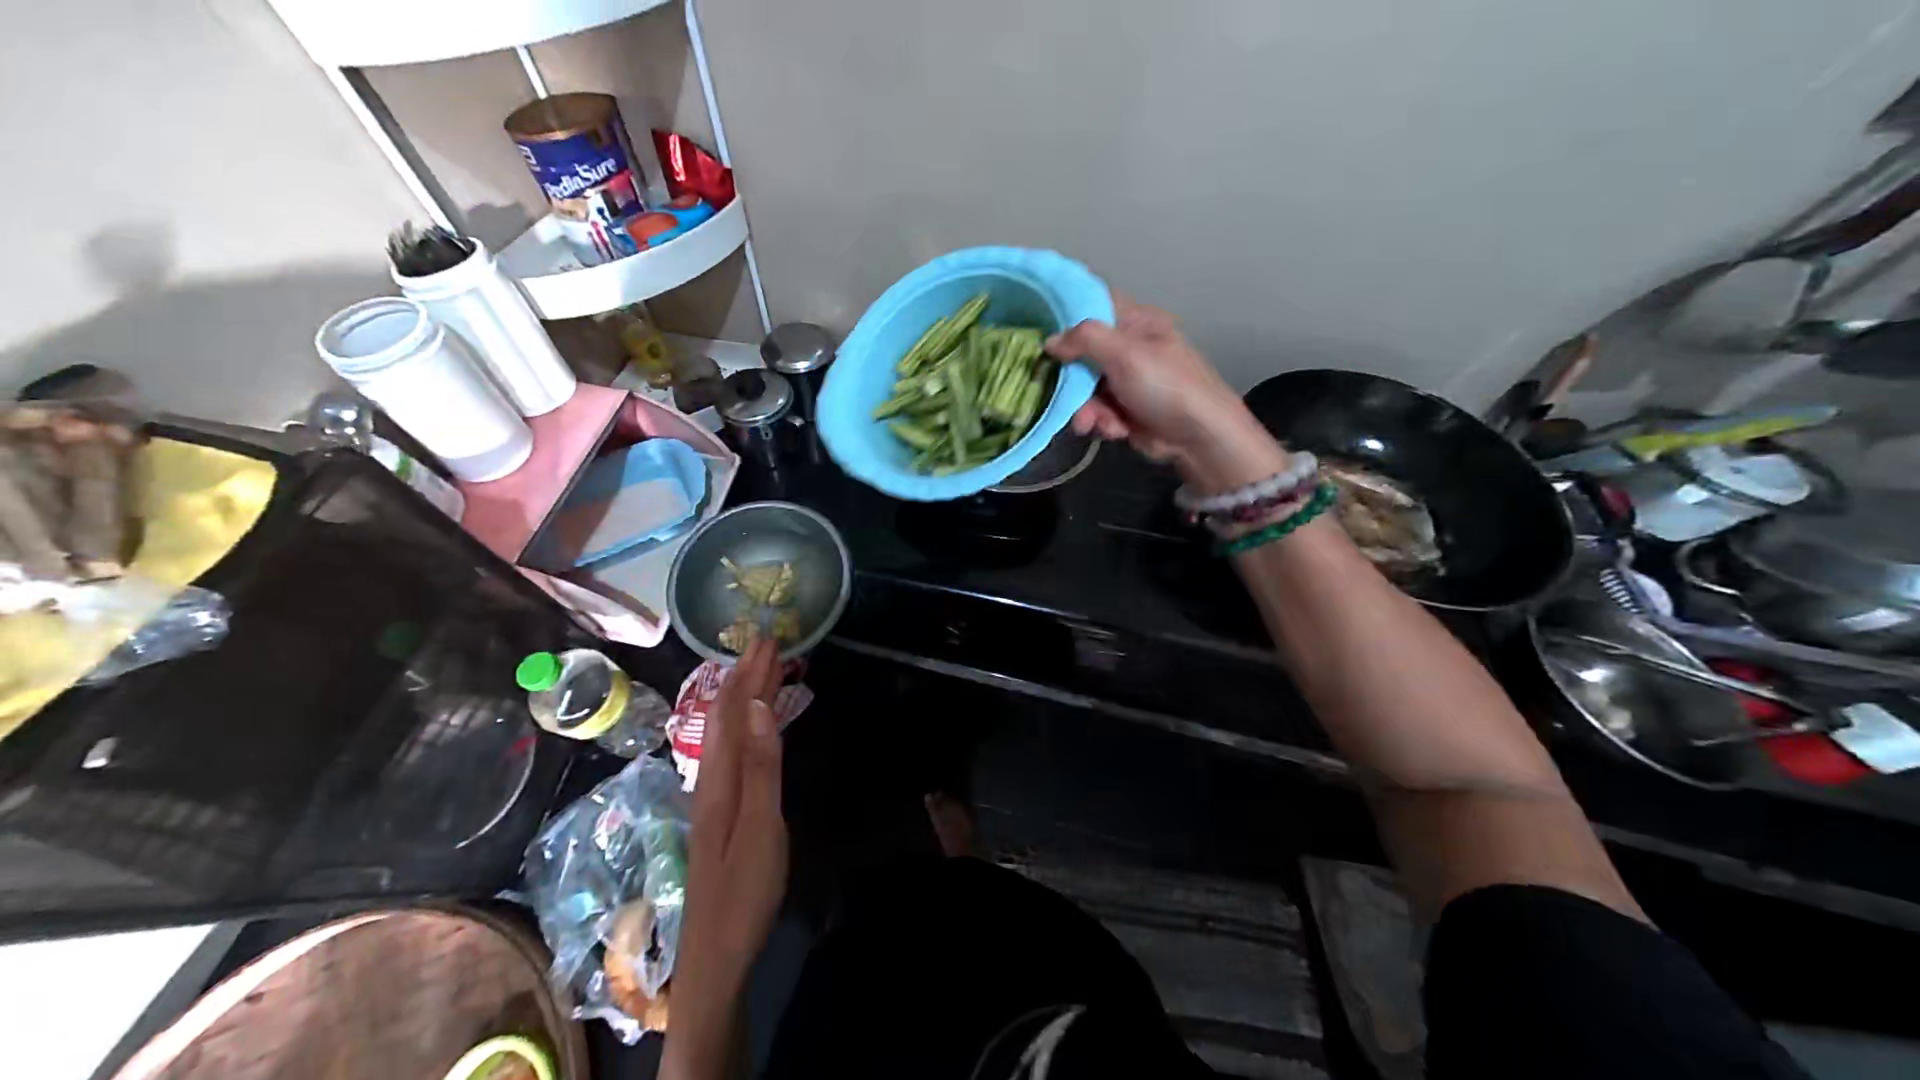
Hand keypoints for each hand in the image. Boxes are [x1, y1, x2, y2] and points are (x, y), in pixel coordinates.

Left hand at [663, 639, 786, 1079]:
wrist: (716, 952)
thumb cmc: (744, 889)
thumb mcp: (761, 827)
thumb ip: (761, 766)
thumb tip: (759, 706)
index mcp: (719, 777)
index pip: (734, 711)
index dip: (750, 674)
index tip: (769, 640)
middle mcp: (711, 778)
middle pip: (727, 716)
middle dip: (746, 676)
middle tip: (769, 643)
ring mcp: (714, 795)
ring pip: (728, 732)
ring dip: (745, 697)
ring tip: (763, 672)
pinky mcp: (722, 811)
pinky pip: (734, 750)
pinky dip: (746, 725)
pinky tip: (753, 727)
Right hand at [1047, 297, 1289, 493]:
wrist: (1199, 438)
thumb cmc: (1168, 386)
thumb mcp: (1126, 354)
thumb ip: (1085, 339)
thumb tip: (1050, 341)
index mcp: (1135, 322)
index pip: (1093, 304)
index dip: (1064, 312)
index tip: (1036, 324)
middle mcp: (1128, 347)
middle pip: (1080, 353)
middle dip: (1071, 379)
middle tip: (1062, 392)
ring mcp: (1125, 380)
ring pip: (1083, 387)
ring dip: (1085, 408)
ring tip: (1092, 423)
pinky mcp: (1123, 409)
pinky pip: (1096, 410)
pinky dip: (1099, 422)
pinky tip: (1112, 430)